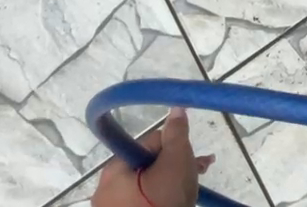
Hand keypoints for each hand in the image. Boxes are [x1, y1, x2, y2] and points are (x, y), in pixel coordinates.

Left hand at [91, 107, 214, 206]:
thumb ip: (176, 133)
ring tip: (194, 185)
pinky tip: (178, 198)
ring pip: (148, 183)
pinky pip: (142, 200)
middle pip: (149, 162)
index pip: (151, 141)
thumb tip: (175, 108)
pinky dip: (161, 196)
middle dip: (177, 162)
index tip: (192, 154)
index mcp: (114, 169)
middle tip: (200, 168)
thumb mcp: (176, 161)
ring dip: (173, 179)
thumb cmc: (163, 200)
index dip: (175, 145)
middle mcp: (105, 188)